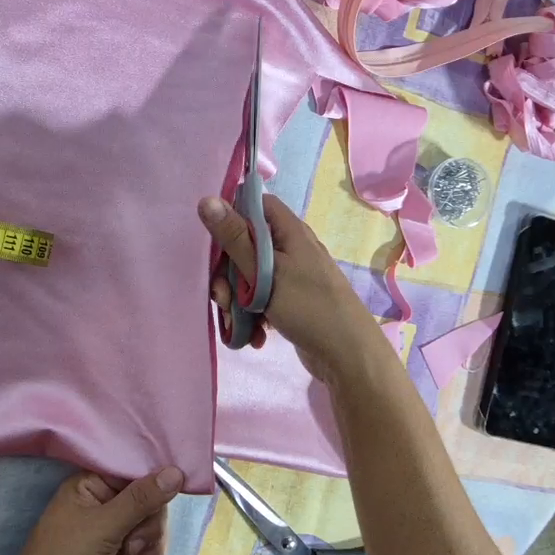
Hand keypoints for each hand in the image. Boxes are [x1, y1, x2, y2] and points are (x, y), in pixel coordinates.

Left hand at [0, 467, 182, 554]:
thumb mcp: (103, 529)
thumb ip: (142, 500)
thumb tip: (177, 471)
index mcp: (91, 486)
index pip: (135, 472)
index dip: (152, 489)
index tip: (158, 510)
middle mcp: (100, 505)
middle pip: (148, 505)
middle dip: (149, 532)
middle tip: (132, 551)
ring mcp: (106, 536)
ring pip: (148, 533)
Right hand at [199, 194, 392, 386]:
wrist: (348, 355)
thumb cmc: (309, 306)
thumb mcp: (266, 272)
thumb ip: (235, 238)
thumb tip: (206, 199)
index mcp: (289, 231)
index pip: (256, 205)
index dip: (233, 216)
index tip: (215, 240)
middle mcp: (291, 248)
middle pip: (245, 246)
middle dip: (228, 273)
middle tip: (223, 297)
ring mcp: (291, 276)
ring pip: (249, 277)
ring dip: (237, 300)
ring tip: (237, 323)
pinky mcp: (290, 301)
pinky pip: (260, 300)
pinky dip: (252, 315)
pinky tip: (252, 335)